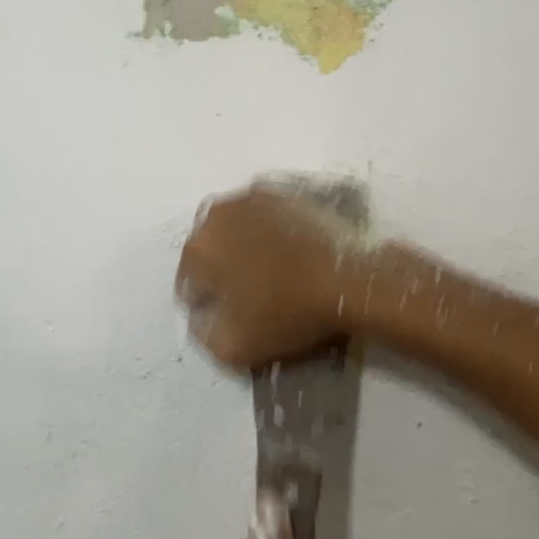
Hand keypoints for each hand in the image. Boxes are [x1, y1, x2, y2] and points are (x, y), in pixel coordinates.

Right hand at [176, 184, 359, 368]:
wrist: (351, 280)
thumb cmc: (288, 314)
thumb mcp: (233, 348)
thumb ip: (201, 334)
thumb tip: (199, 318)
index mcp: (197, 249)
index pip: (187, 283)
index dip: (206, 305)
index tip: (230, 317)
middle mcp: (216, 214)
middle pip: (209, 249)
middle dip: (221, 270)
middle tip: (251, 294)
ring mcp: (252, 196)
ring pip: (235, 229)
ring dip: (244, 247)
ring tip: (273, 271)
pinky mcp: (286, 190)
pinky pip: (266, 216)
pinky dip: (270, 230)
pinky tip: (291, 251)